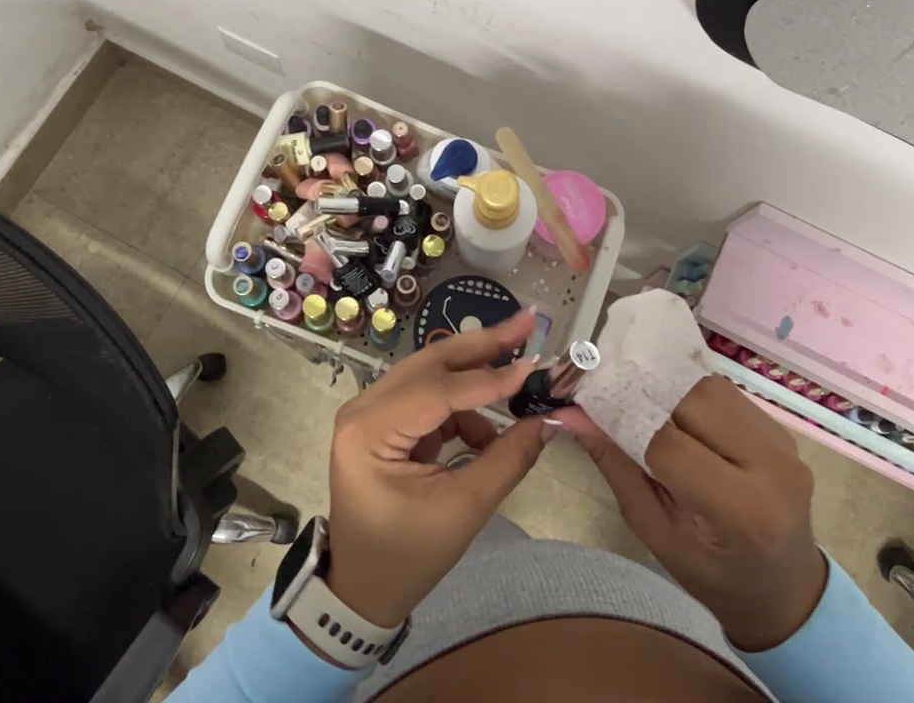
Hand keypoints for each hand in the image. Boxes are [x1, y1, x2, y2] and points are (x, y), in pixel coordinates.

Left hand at [325, 311, 551, 629]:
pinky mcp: (384, 423)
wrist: (363, 589)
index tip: (535, 367)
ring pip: (430, 374)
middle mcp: (363, 409)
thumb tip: (550, 420)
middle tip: (527, 324)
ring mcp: (371, 413)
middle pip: (430, 364)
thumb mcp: (463, 509)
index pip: (437, 390)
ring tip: (520, 379)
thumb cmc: (406, 556)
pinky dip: (462, 407)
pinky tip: (488, 433)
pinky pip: (430, 398)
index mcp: (369, 430)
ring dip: (475, 374)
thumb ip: (508, 459)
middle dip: (482, 346)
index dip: (490, 377)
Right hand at [554, 376, 827, 650]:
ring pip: (710, 388)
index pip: (668, 443)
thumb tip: (572, 415)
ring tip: (638, 400)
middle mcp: (771, 468)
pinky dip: (692, 393)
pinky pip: (728, 394)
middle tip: (608, 394)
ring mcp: (784, 445)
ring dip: (668, 387)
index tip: (585, 401)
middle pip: (693, 402)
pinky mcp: (784, 431)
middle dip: (644, 393)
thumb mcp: (655, 532)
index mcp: (739, 510)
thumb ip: (617, 468)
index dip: (621, 416)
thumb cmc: (712, 575)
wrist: (785, 589)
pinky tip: (673, 408)